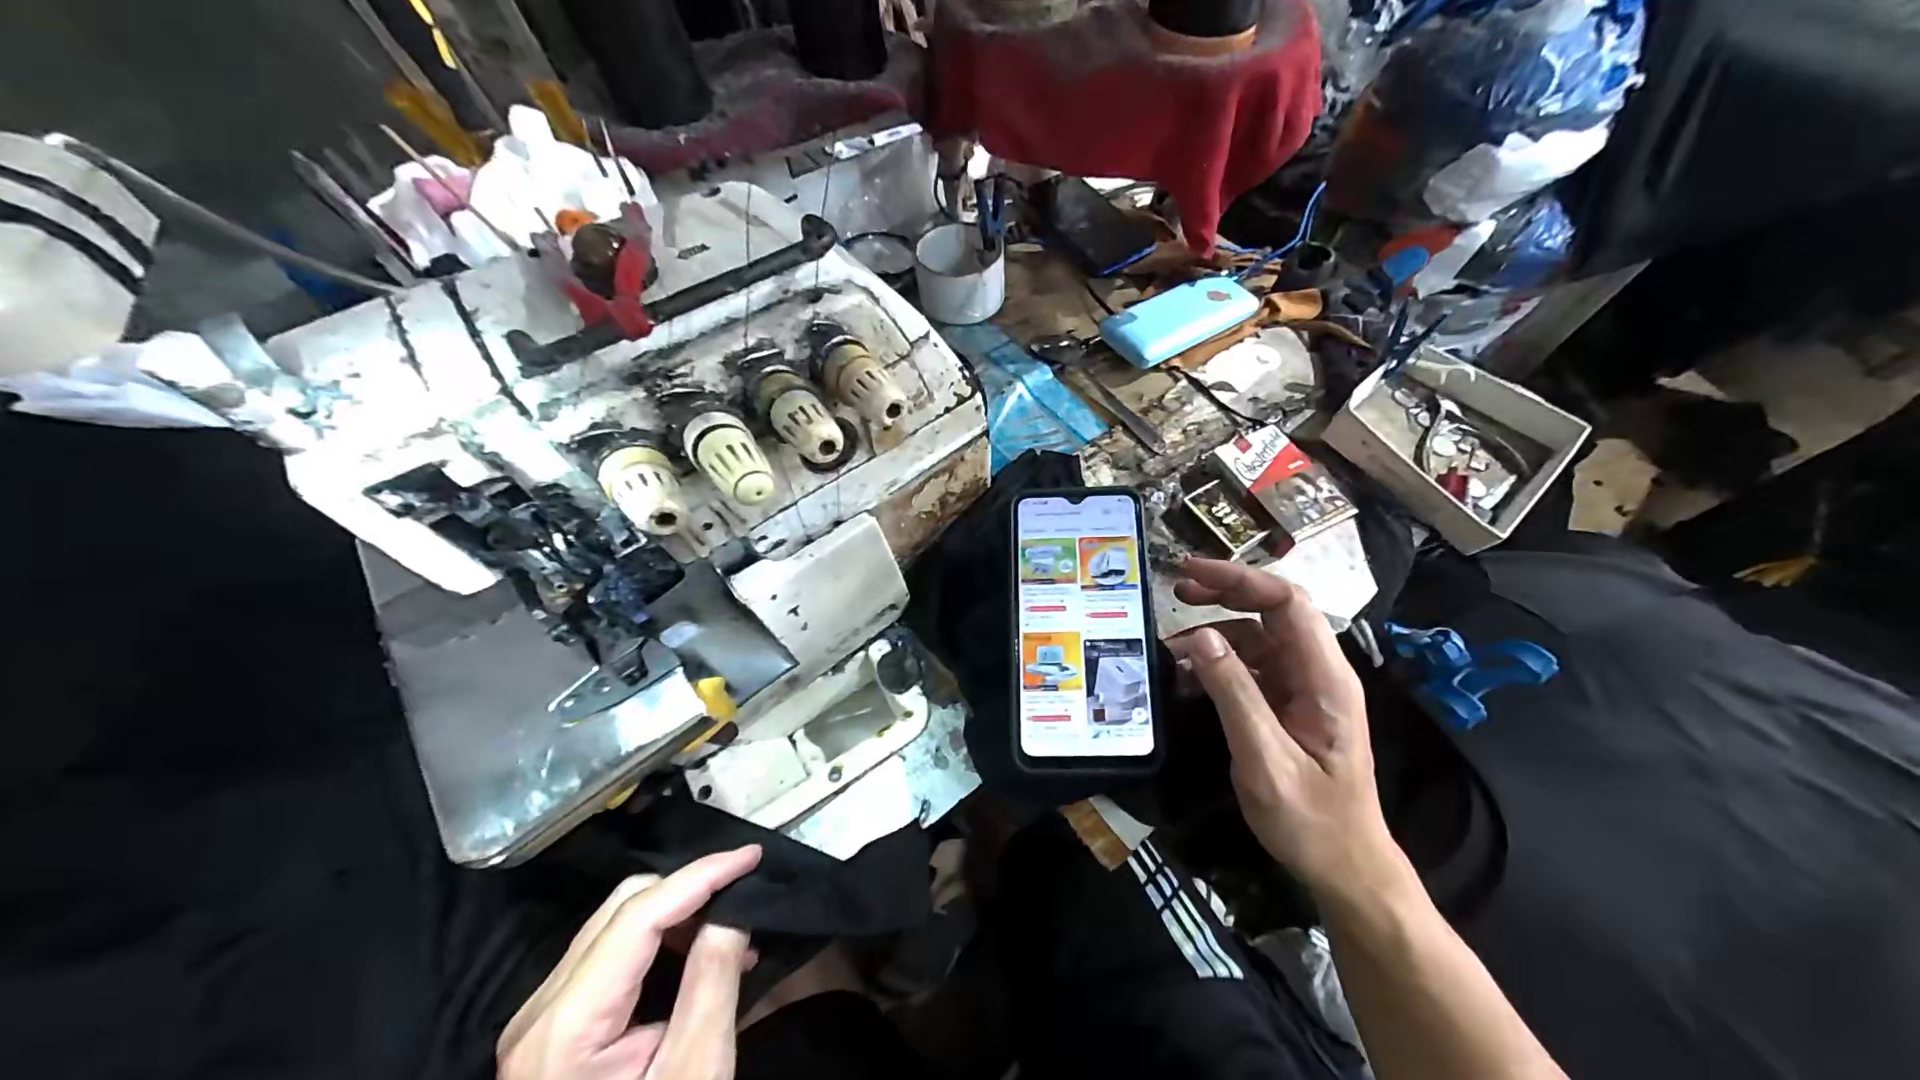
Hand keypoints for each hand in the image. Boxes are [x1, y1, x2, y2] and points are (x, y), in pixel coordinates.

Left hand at [498, 846, 761, 1079]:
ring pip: (614, 924)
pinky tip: (696, 955)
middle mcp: (539, 1009)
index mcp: (565, 1025)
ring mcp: (541, 1018)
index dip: (700, 876)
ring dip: (676, 913)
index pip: (638, 916)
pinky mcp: (553, 1027)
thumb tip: (732, 912)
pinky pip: (609, 954)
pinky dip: (657, 939)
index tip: (751, 856)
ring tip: (729, 933)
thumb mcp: (695, 1071)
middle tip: (741, 899)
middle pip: (620, 909)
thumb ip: (712, 981)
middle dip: (687, 891)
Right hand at [1167, 559, 1407, 902]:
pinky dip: (1217, 665)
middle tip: (1175, 593)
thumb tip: (1201, 637)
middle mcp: (1317, 672)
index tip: (1191, 573)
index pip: (1288, 603)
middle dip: (1224, 594)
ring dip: (1213, 635)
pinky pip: (1250, 667)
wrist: (1345, 866)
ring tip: (1170, 652)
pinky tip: (1187, 679)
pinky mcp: (1288, 704)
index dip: (1240, 579)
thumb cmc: (1311, 819)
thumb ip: (1234, 694)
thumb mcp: (1264, 759)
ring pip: (1256, 638)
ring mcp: (1303, 687)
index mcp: (1325, 679)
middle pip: (1272, 611)